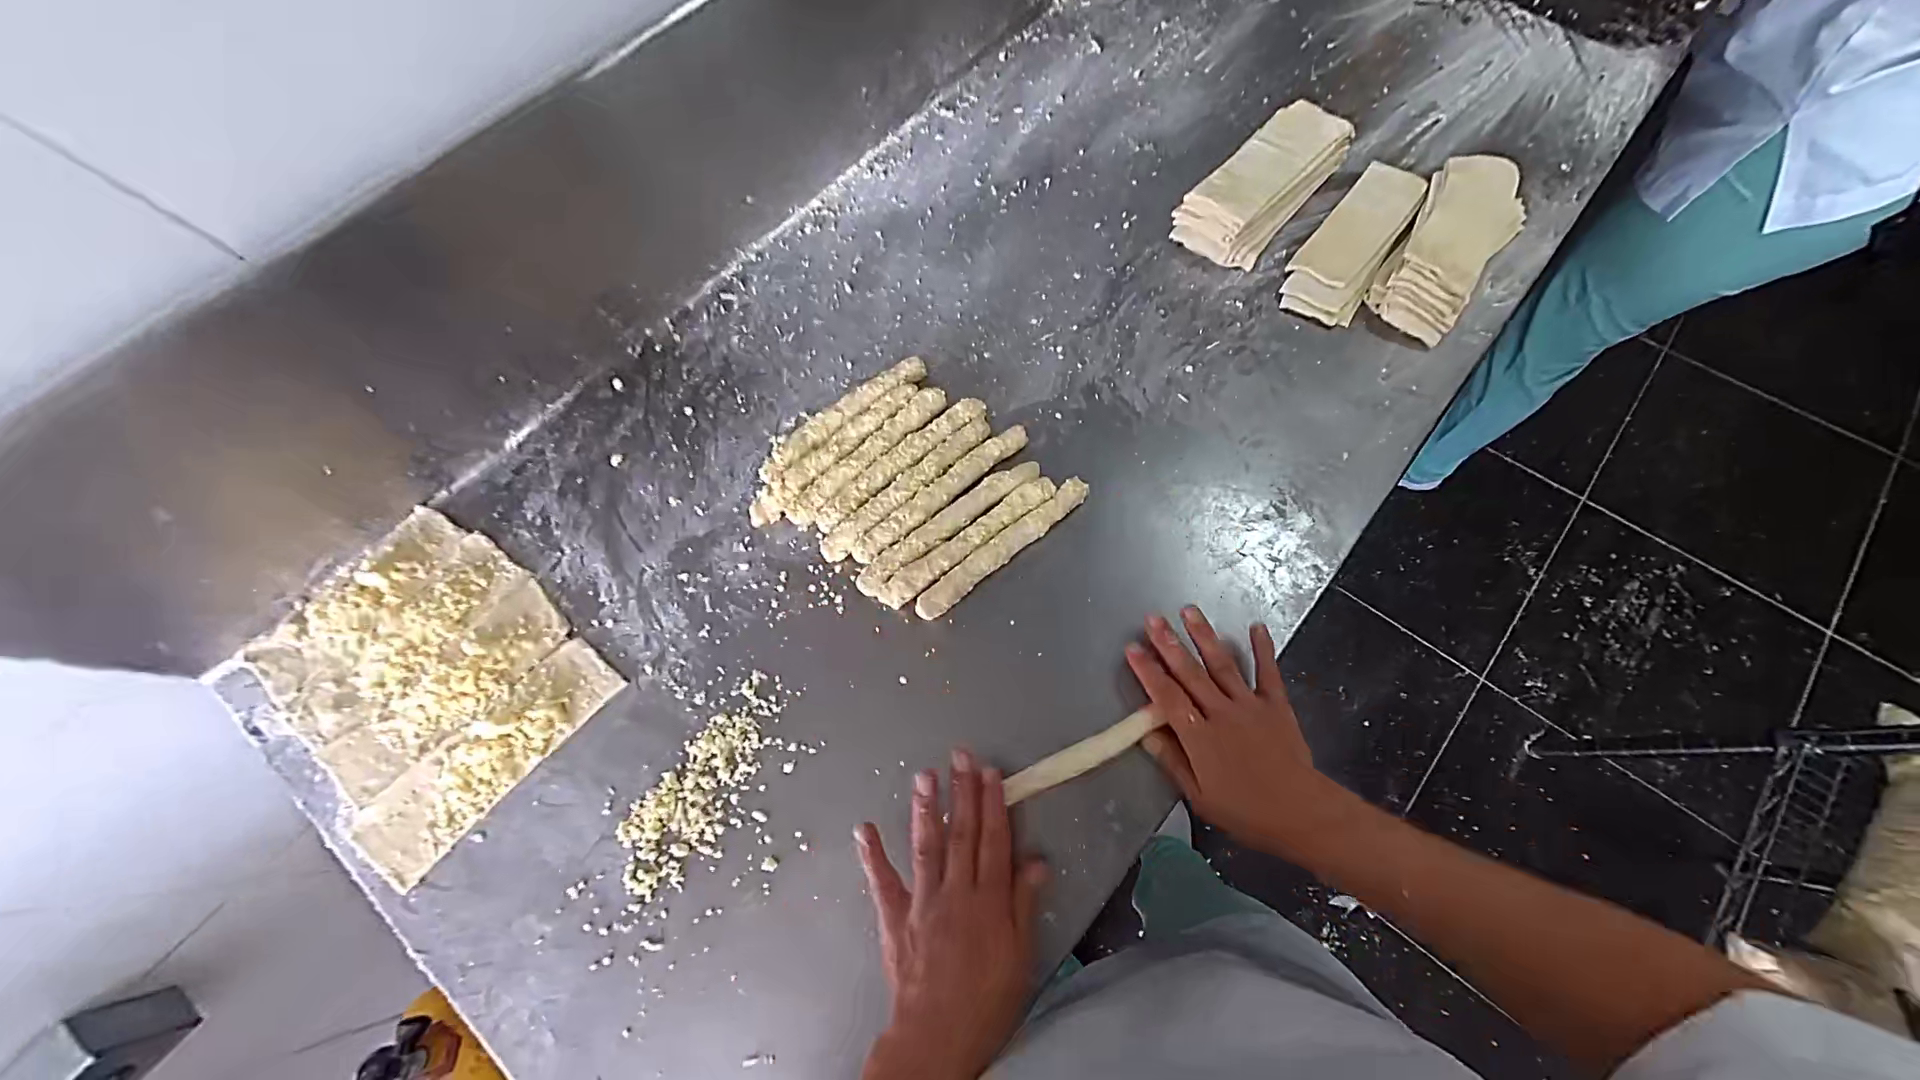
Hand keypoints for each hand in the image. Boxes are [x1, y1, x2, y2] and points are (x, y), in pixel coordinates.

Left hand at [856, 749, 1047, 1079]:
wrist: (936, 1039)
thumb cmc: (987, 1000)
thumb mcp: (1020, 956)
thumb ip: (1024, 903)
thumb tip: (1036, 859)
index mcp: (988, 900)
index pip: (993, 840)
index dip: (993, 803)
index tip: (990, 772)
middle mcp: (955, 892)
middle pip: (961, 833)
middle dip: (962, 791)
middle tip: (960, 754)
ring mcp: (921, 902)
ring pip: (926, 846)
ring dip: (925, 809)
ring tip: (923, 775)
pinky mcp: (894, 918)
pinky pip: (883, 882)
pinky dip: (872, 855)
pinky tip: (864, 827)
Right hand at [1125, 606, 1349, 859]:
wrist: (1303, 813)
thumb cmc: (1246, 811)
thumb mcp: (1199, 797)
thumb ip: (1172, 761)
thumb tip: (1146, 734)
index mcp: (1199, 737)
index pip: (1166, 696)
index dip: (1148, 671)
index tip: (1133, 649)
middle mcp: (1221, 713)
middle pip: (1190, 673)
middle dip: (1168, 644)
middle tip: (1153, 619)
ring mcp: (1249, 705)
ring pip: (1221, 664)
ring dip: (1204, 636)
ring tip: (1189, 611)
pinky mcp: (1276, 705)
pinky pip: (1267, 673)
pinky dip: (1262, 649)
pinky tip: (1256, 627)